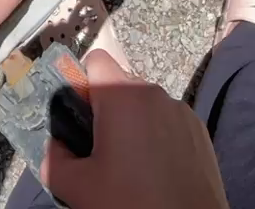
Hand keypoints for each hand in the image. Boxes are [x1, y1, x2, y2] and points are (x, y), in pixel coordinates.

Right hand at [42, 51, 229, 208]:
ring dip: (133, 123)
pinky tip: (158, 170)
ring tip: (131, 166)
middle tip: (101, 151)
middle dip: (106, 110)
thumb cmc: (130, 203)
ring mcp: (180, 108)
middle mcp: (153, 91)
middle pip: (119, 85)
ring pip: (144, 103)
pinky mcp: (198, 127)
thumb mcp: (78, 189)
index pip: (95, 60)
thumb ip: (55, 160)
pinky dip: (158, 135)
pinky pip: (167, 119)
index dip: (82, 84)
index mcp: (122, 95)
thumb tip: (56, 145)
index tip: (80, 118)